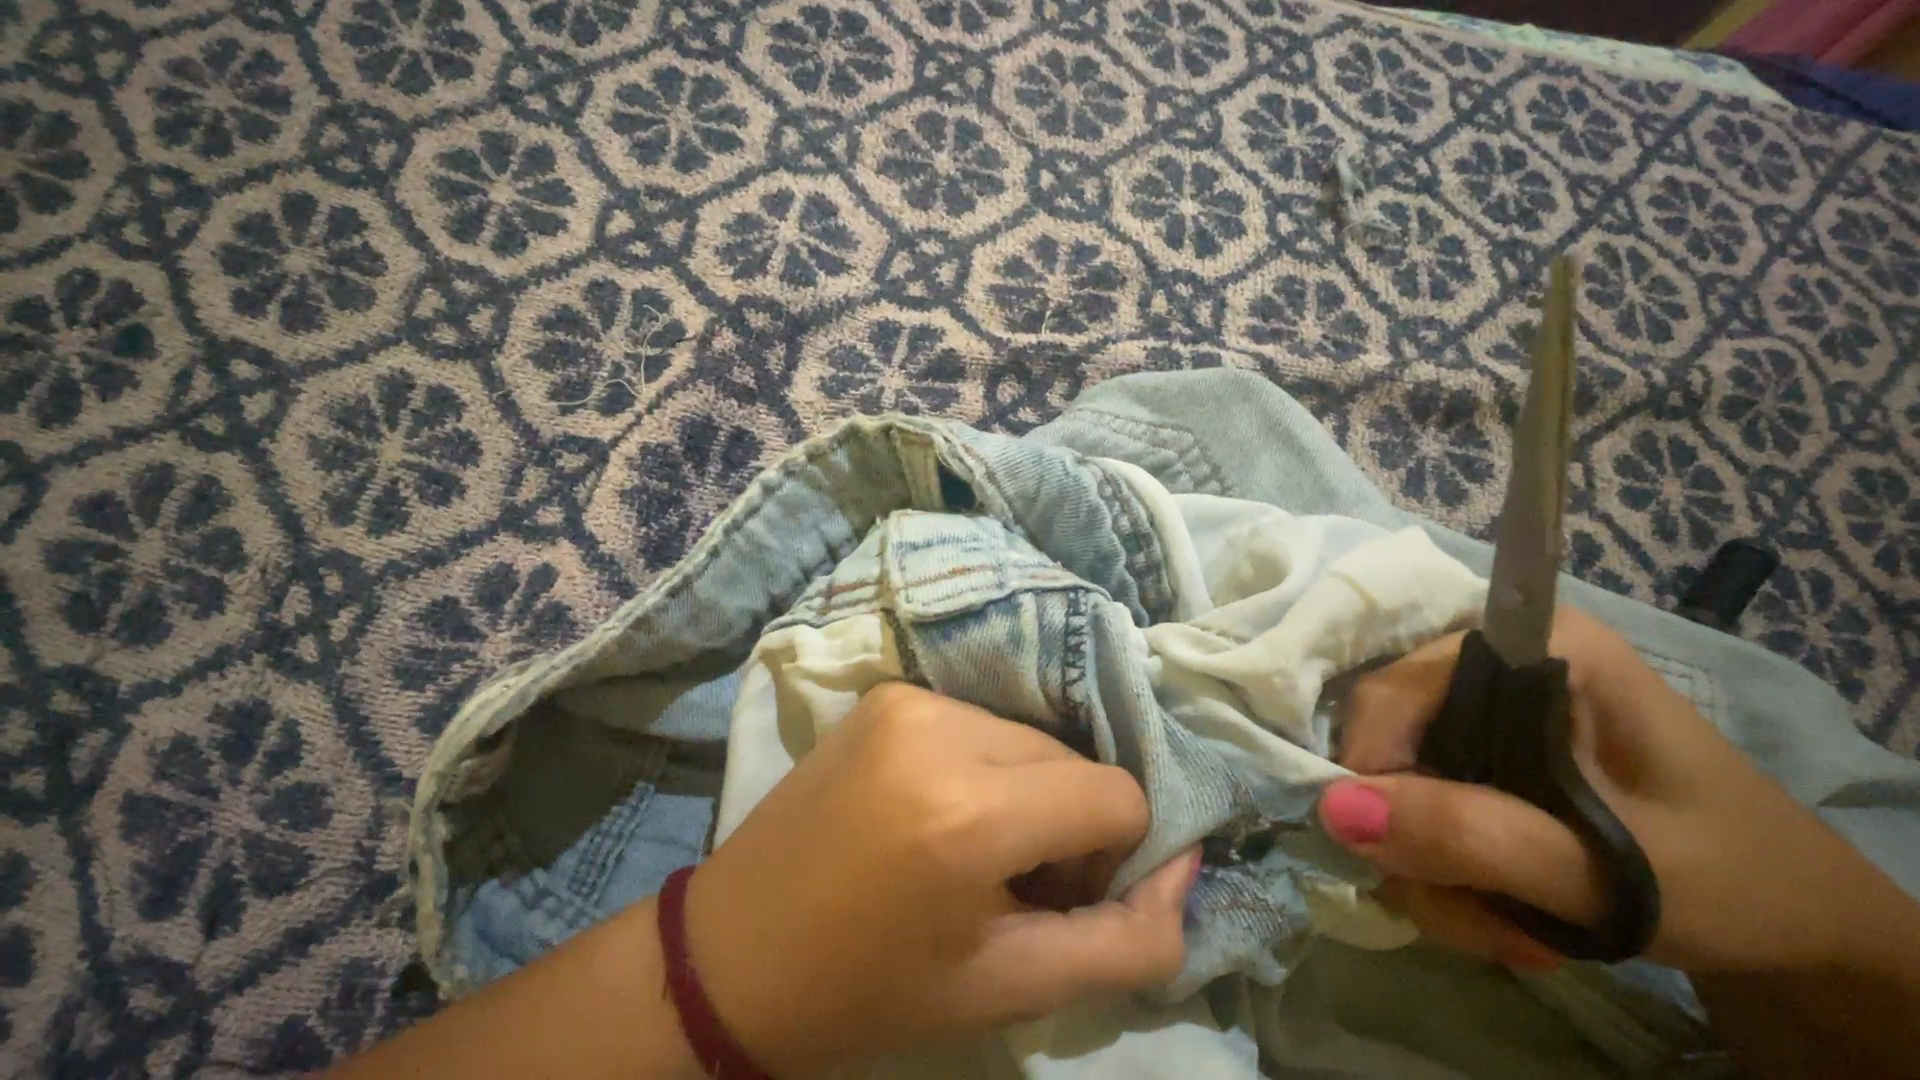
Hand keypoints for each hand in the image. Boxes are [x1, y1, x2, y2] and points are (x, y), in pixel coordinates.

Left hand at [686, 682, 1198, 1075]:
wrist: (734, 954)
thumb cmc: (872, 988)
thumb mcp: (1011, 988)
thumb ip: (1128, 939)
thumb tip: (1186, 864)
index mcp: (970, 811)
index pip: (1117, 796)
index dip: (1108, 859)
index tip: (1054, 901)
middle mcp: (940, 729)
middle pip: (1072, 761)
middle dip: (1066, 825)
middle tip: (1006, 886)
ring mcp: (907, 700)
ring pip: (1029, 739)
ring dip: (1024, 794)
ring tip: (965, 853)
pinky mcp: (885, 693)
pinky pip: (978, 723)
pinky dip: (980, 767)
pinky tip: (930, 815)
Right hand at [1320, 609, 1915, 975]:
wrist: (1793, 929)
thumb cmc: (1730, 883)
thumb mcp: (1607, 871)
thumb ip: (1473, 835)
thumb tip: (1333, 809)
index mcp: (1540, 648)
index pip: (1392, 690)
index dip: (1376, 768)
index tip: (1405, 854)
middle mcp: (1495, 666)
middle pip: (1383, 742)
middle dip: (1416, 842)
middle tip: (1478, 913)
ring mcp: (1483, 716)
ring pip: (1390, 786)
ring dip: (1433, 873)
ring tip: (1508, 926)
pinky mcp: (1480, 759)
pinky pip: (1413, 809)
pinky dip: (1443, 874)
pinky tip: (1502, 910)